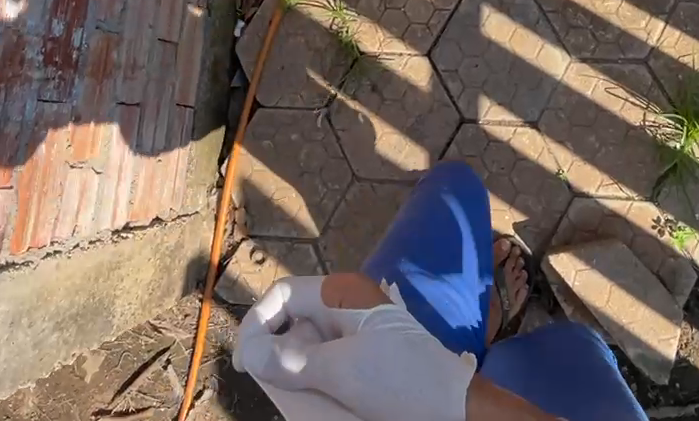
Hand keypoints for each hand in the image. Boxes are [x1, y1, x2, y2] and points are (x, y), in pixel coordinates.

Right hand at [234, 275, 475, 420]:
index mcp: (341, 292)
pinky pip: (323, 359)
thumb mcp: (340, 372)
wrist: (454, 406)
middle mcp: (345, 303)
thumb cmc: (400, 380)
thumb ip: (291, 362)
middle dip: (272, 348)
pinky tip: (309, 397)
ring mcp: (355, 329)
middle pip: (291, 317)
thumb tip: (249, 353)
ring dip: (291, 367)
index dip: (257, 322)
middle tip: (262, 383)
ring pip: (305, 342)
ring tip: (286, 395)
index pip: (283, 293)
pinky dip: (310, 377)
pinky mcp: (362, 354)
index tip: (244, 361)